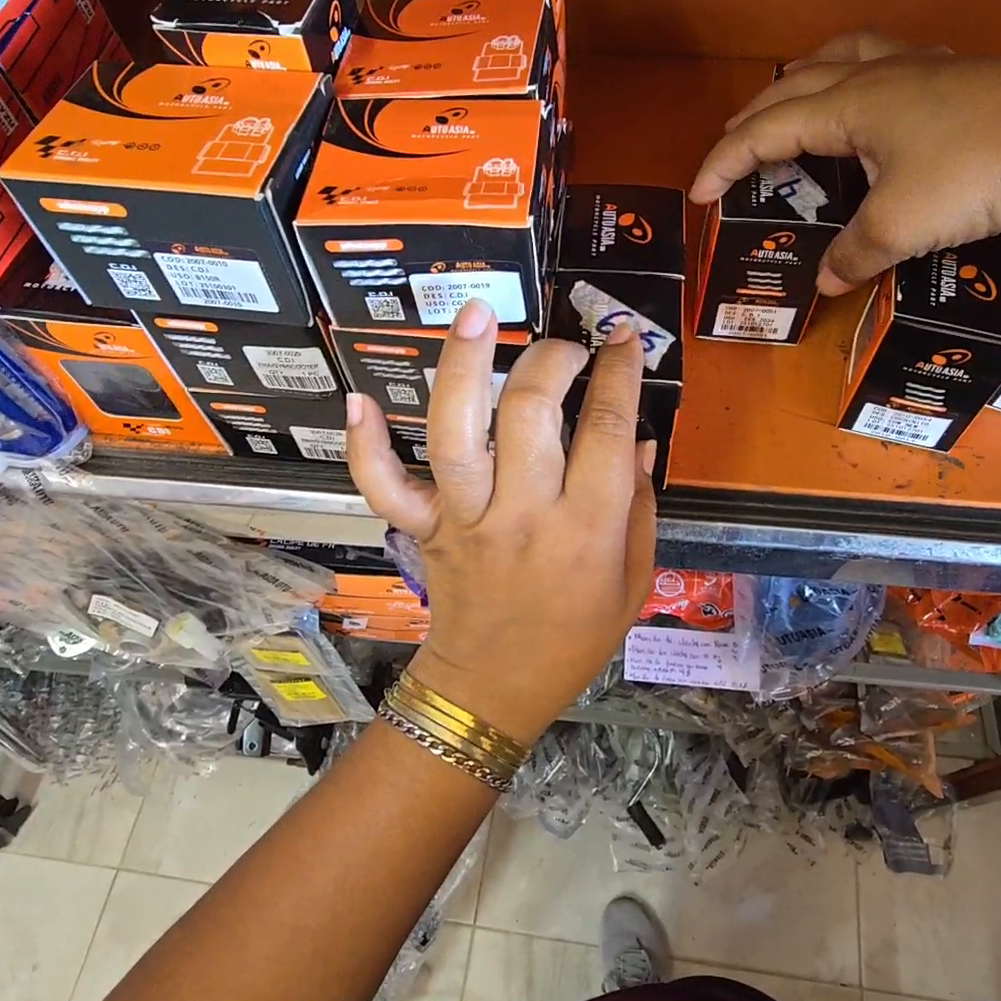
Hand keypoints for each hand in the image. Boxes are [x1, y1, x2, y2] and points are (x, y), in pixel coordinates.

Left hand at [345, 299, 657, 743]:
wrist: (496, 687)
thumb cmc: (575, 637)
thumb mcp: (633, 580)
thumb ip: (638, 506)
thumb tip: (639, 436)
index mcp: (585, 529)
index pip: (607, 427)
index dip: (618, 371)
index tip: (621, 338)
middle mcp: (523, 514)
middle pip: (531, 412)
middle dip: (552, 359)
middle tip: (566, 346)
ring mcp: (465, 519)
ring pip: (456, 431)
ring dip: (462, 365)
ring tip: (476, 314)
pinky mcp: (423, 529)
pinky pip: (385, 485)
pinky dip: (365, 444)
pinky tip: (362, 400)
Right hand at [690, 34, 1000, 295]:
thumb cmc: (977, 172)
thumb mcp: (900, 228)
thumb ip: (853, 255)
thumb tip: (827, 281)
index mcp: (850, 107)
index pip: (766, 132)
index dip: (725, 164)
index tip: (698, 195)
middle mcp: (878, 77)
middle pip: (796, 87)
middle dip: (753, 121)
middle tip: (730, 152)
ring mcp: (923, 70)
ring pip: (844, 58)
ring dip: (804, 81)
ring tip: (790, 101)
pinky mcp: (960, 76)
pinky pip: (889, 62)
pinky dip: (859, 77)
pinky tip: (876, 96)